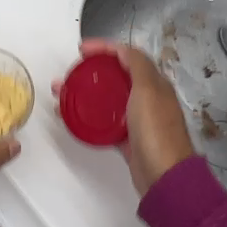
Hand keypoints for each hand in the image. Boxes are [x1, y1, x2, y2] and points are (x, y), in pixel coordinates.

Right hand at [63, 39, 194, 195]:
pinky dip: (87, 116)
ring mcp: (136, 119)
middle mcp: (146, 98)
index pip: (127, 56)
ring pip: (105, 98)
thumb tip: (121, 49)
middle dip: (89, 71)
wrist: (164, 178)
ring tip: (61, 94)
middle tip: (69, 73)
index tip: (81, 50)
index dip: (104, 48)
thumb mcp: (148, 89)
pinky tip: (71, 116)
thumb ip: (136, 64)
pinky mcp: (127, 139)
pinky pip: (103, 121)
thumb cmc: (155, 129)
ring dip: (84, 93)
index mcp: (154, 83)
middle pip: (114, 76)